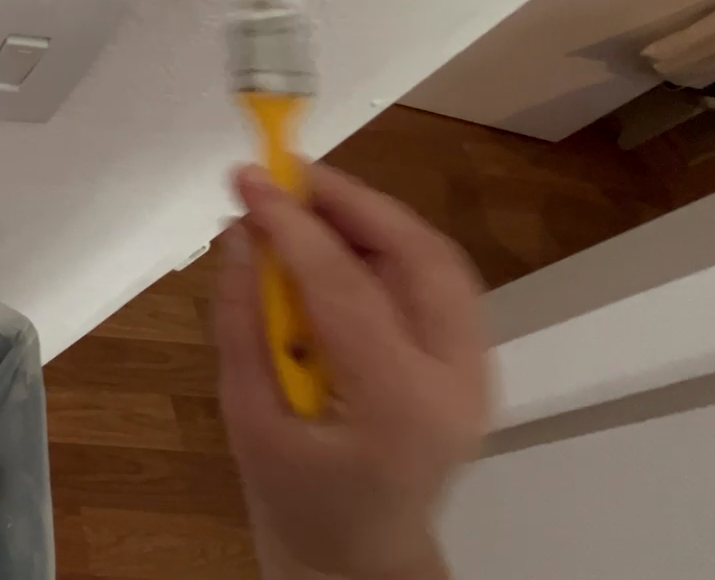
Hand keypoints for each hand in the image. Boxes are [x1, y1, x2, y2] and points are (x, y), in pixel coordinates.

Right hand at [214, 164, 488, 579]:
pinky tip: (331, 234)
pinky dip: (382, 241)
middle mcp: (457, 381)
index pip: (346, 286)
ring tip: (302, 193)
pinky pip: (431, 279)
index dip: (292, 221)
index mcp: (397, 404)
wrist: (358, 551)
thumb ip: (240, 317)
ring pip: (436, 260)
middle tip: (284, 172)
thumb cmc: (292, 492)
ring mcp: (475, 372)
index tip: (246, 177)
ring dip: (369, 214)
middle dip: (352, 199)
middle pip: (423, 258)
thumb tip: (239, 233)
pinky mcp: (465, 362)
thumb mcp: (245, 408)